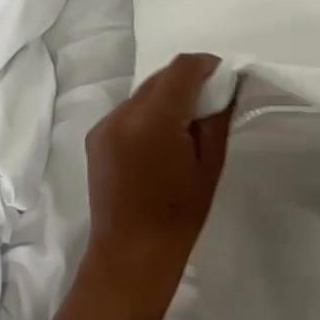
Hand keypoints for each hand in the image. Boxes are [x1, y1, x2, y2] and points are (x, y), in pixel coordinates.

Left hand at [83, 53, 234, 283]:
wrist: (131, 255)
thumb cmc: (179, 215)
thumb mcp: (210, 164)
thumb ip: (216, 117)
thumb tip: (225, 86)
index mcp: (153, 119)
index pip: (182, 68)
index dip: (206, 65)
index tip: (224, 77)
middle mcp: (123, 113)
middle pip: (160, 77)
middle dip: (187, 81)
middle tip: (210, 102)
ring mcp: (104, 124)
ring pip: (143, 93)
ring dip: (166, 98)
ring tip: (184, 126)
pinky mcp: (95, 137)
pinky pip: (127, 111)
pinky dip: (147, 114)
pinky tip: (159, 141)